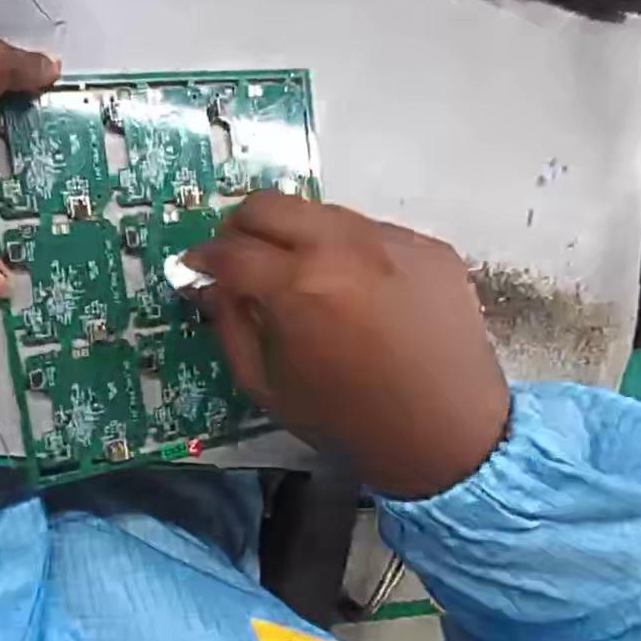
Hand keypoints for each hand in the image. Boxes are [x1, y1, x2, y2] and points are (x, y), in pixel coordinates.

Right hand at [186, 194, 509, 498]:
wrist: (447, 436)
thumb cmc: (342, 418)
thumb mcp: (263, 383)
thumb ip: (227, 324)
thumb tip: (206, 285)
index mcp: (297, 288)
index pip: (228, 250)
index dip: (200, 258)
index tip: (193, 268)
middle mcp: (343, 249)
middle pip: (267, 205)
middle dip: (236, 229)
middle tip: (235, 260)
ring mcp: (391, 241)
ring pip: (316, 210)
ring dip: (288, 234)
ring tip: (291, 273)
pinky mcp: (428, 246)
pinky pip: (363, 230)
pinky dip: (338, 249)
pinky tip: (346, 287)